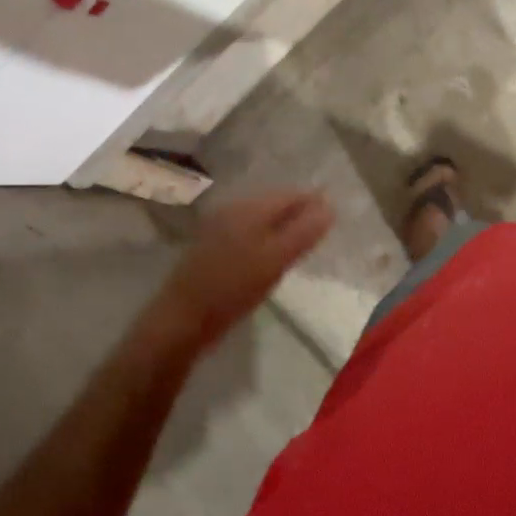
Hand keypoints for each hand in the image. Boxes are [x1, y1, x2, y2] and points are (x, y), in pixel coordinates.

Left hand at [163, 191, 333, 346]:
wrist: (181, 320)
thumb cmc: (232, 288)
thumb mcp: (275, 260)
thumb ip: (304, 232)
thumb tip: (330, 207)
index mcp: (249, 208)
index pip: (291, 195)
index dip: (315, 205)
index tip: (333, 223)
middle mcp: (233, 210)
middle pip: (276, 204)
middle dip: (299, 216)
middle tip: (320, 237)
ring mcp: (219, 228)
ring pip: (262, 220)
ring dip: (282, 229)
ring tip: (300, 249)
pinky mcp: (212, 248)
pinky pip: (248, 234)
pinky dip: (265, 241)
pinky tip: (271, 260)